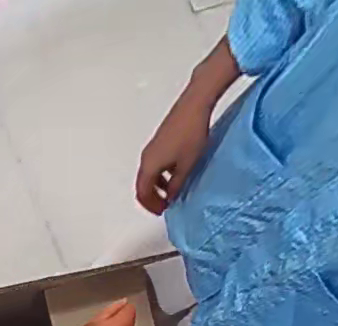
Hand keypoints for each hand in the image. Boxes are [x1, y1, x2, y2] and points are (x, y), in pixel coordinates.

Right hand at [136, 94, 213, 214]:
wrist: (195, 102)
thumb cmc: (190, 133)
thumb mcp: (186, 166)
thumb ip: (176, 185)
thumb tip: (172, 196)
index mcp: (148, 167)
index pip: (142, 194)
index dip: (151, 206)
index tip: (161, 211)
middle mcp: (146, 158)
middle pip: (143, 185)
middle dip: (152, 197)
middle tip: (164, 204)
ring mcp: (152, 148)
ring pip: (149, 174)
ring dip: (157, 185)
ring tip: (171, 190)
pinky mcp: (160, 139)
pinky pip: (155, 163)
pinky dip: (161, 173)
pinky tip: (175, 172)